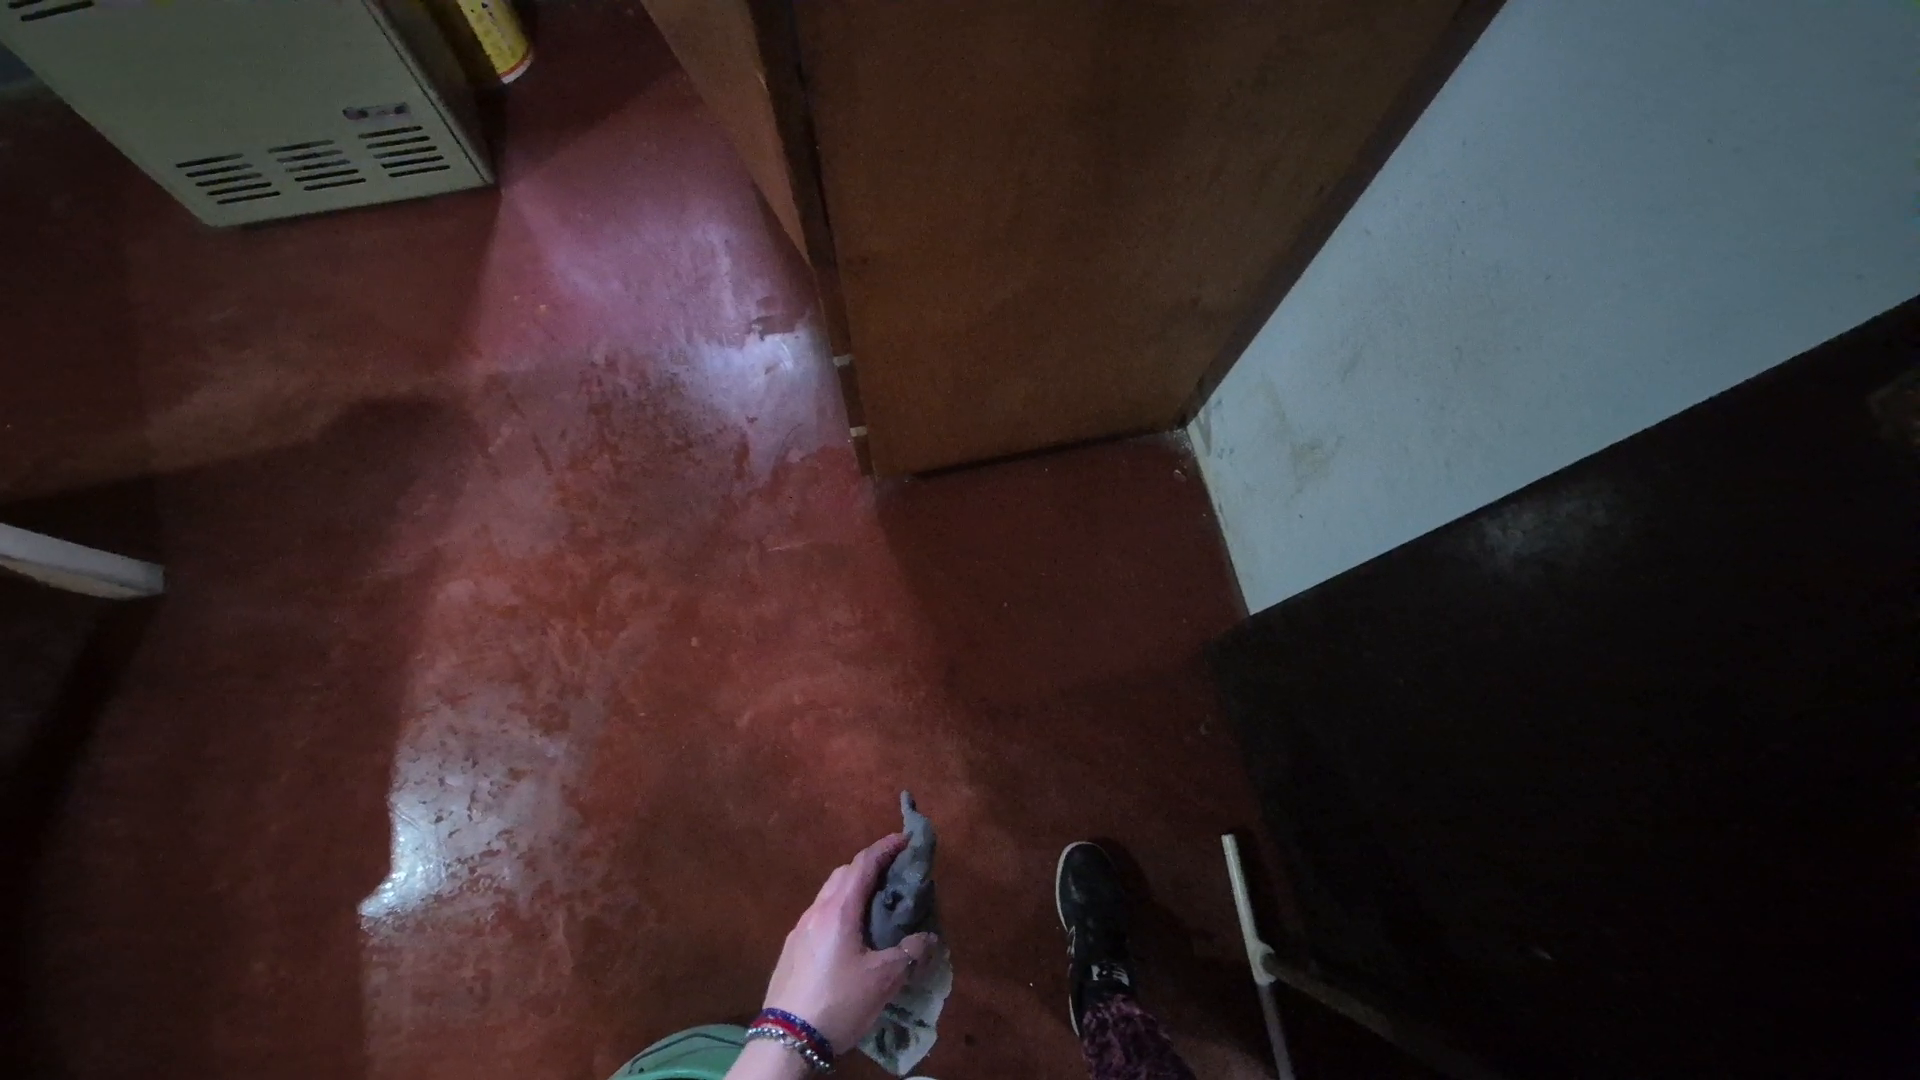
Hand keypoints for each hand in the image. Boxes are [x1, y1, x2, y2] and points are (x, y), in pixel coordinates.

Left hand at [762, 833, 937, 1052]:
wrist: (786, 1040)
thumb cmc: (839, 1001)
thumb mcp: (883, 979)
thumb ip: (910, 953)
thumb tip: (928, 938)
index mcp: (839, 909)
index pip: (863, 864)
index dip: (885, 848)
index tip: (905, 839)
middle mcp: (816, 911)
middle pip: (843, 873)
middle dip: (868, 866)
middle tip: (893, 873)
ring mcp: (799, 930)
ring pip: (828, 895)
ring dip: (852, 889)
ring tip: (874, 904)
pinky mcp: (791, 950)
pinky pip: (820, 916)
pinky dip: (839, 910)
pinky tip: (849, 935)